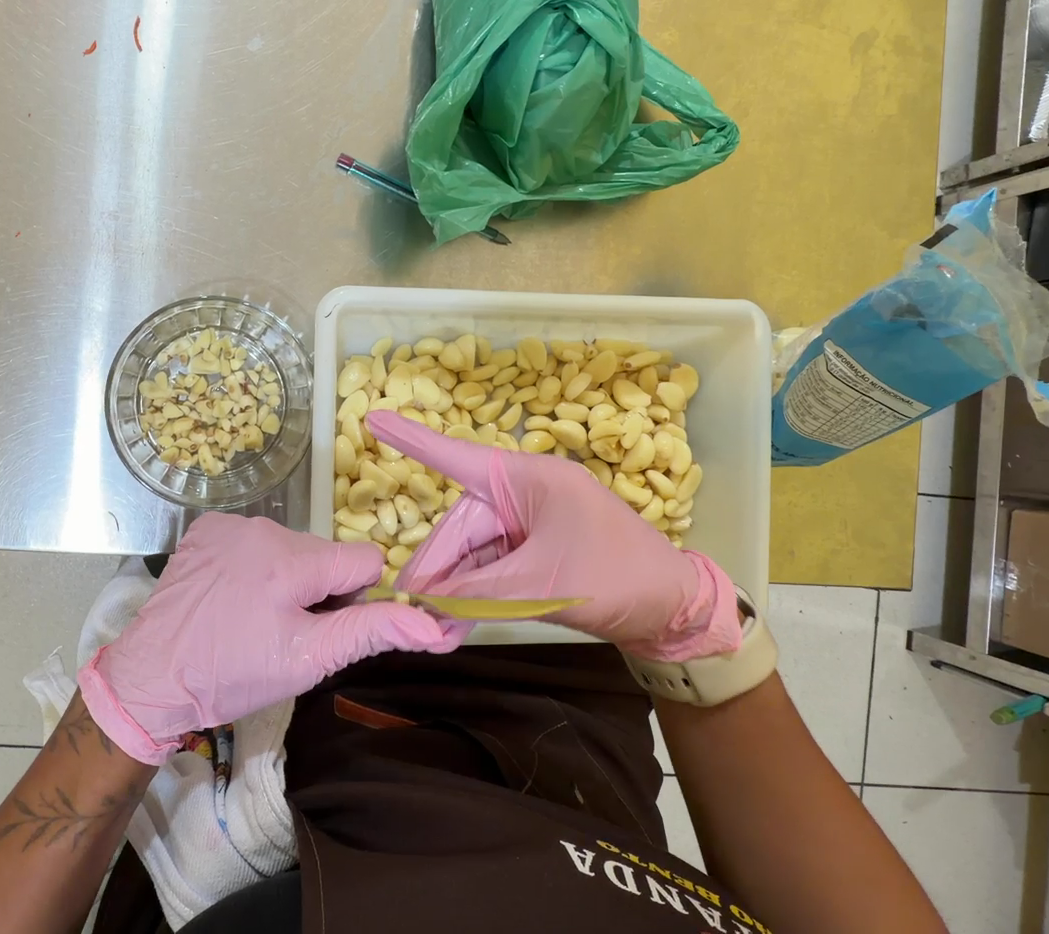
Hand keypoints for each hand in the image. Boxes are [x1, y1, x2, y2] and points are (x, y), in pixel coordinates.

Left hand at [76, 513, 456, 764]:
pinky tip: (230, 598)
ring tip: (252, 618)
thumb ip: (371, 631)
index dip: (355, 598)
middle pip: (325, 553)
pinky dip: (253, 566)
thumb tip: (435, 625)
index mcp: (294, 556)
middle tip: (283, 631)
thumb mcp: (308, 659)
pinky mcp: (205, 530)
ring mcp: (229, 524)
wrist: (150, 677)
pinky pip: (254, 541)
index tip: (322, 627)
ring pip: (290, 547)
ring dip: (286, 578)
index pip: (365, 559)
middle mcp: (264, 526)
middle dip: (318, 589)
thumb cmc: (233, 674)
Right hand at [367, 410, 739, 659]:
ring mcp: (528, 523)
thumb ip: (478, 592)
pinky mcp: (534, 550)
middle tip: (414, 608)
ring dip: (454, 589)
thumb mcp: (544, 584)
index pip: (458, 457)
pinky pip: (490, 567)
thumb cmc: (618, 578)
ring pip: (471, 552)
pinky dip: (474, 595)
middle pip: (460, 525)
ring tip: (436, 627)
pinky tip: (456, 623)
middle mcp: (522, 493)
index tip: (372, 420)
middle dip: (439, 568)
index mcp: (528, 479)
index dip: (413, 441)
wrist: (675, 611)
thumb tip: (425, 602)